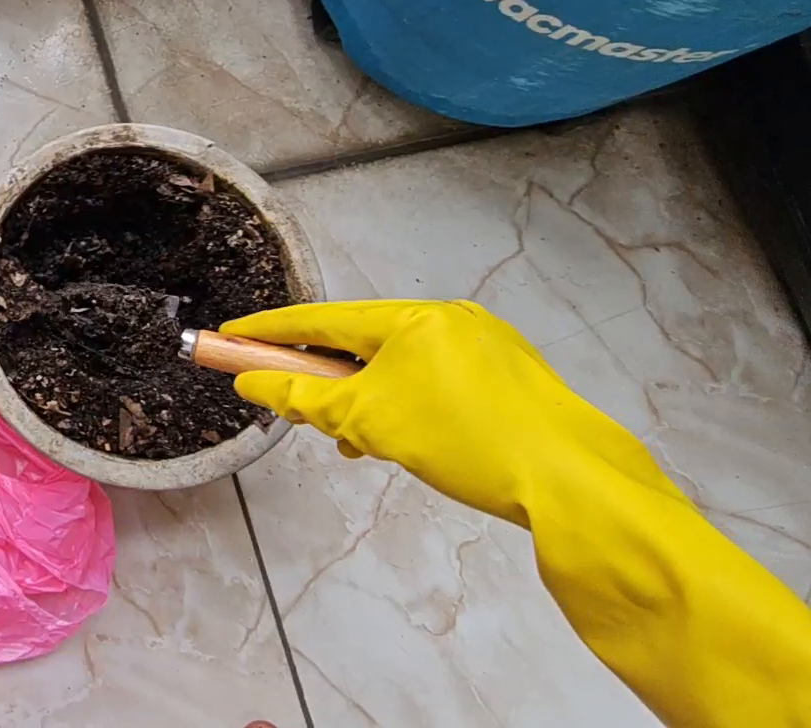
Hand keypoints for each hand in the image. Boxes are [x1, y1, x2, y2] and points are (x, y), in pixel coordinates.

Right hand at [224, 300, 682, 526]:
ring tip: (345, 434)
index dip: (268, 329)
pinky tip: (393, 436)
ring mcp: (485, 348)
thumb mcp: (363, 419)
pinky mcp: (508, 379)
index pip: (319, 318)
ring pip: (394, 363)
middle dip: (317, 372)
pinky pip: (429, 379)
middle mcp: (449, 321)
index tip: (229, 335)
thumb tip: (248, 380)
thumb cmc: (462, 441)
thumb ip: (296, 396)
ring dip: (358, 394)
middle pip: (357, 340)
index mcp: (414, 318)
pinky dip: (398, 402)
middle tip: (287, 398)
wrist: (580, 492)